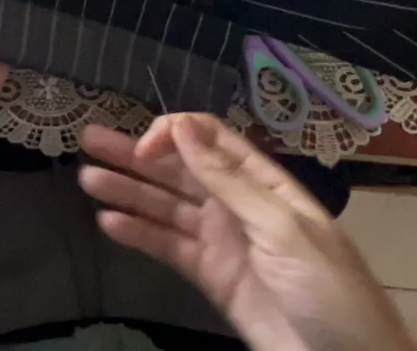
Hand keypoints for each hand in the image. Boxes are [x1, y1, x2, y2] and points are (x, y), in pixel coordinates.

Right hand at [79, 114, 416, 350]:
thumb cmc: (328, 290)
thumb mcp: (282, 228)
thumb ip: (228, 179)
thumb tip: (182, 126)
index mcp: (260, 182)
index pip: (206, 139)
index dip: (171, 134)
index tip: (142, 147)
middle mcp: (235, 203)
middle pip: (177, 169)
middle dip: (135, 155)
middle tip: (89, 140)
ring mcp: (222, 240)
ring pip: (165, 206)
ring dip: (128, 192)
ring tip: (87, 180)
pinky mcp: (211, 277)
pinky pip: (168, 247)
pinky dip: (139, 235)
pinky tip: (109, 224)